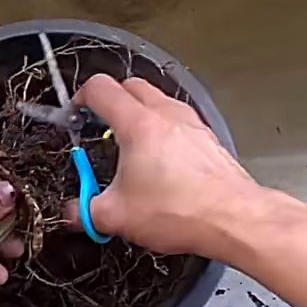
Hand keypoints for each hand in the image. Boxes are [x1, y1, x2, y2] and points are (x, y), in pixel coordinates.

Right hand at [72, 74, 275, 258]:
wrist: (234, 220)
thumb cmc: (182, 211)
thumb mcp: (115, 216)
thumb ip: (83, 211)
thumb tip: (72, 213)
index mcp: (138, 125)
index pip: (101, 88)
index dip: (80, 96)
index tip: (75, 113)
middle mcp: (167, 116)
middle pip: (130, 86)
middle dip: (109, 100)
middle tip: (97, 125)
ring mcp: (191, 125)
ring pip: (157, 101)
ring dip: (137, 114)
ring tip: (127, 145)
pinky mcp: (207, 140)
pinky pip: (177, 121)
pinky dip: (161, 131)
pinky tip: (157, 161)